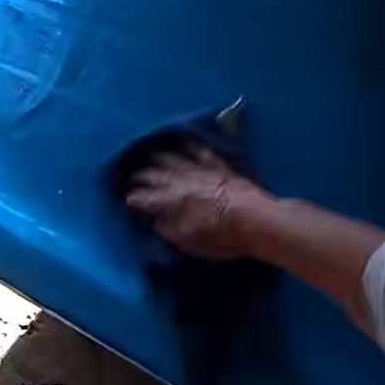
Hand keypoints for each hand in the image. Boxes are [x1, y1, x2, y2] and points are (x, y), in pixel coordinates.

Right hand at [123, 147, 270, 259]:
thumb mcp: (191, 243)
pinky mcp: (218, 166)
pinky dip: (188, 145)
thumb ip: (170, 231)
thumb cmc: (224, 238)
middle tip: (129, 179)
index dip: (132, 199)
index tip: (125, 201)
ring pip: (172, 159)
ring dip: (156, 158)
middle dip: (138, 177)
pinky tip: (182, 141)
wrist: (259, 220)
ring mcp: (200, 171)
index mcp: (171, 202)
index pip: (144, 198)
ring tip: (147, 157)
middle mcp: (181, 182)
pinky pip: (199, 151)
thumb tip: (156, 222)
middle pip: (153, 175)